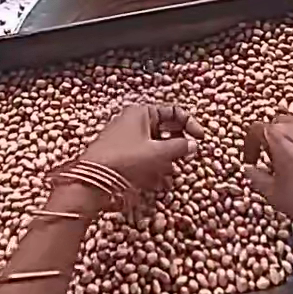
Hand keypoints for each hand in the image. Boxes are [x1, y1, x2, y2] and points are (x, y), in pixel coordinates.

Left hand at [77, 103, 203, 190]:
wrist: (91, 182)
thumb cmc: (125, 160)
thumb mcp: (158, 153)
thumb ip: (180, 147)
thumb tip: (194, 144)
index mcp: (141, 113)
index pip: (173, 111)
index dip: (190, 124)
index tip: (201, 139)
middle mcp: (133, 122)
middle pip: (165, 128)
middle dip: (178, 144)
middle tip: (188, 157)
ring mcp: (126, 139)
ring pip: (155, 145)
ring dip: (167, 158)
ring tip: (172, 173)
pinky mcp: (121, 156)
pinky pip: (144, 158)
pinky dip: (154, 167)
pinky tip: (160, 181)